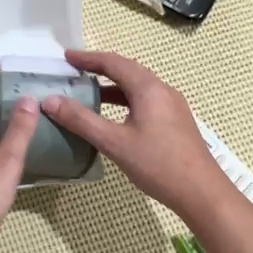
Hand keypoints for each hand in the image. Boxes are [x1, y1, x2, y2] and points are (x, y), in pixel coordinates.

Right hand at [41, 50, 231, 224]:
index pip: (113, 62)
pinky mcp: (176, 120)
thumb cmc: (158, 164)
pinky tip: (114, 116)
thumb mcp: (114, 142)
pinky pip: (146, 99)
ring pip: (137, 86)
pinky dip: (125, 99)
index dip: (88, 58)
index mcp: (148, 88)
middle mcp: (162, 90)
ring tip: (88, 92)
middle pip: (127, 70)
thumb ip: (81, 120)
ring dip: (112, 85)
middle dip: (100, 68)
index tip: (66, 58)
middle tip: (75, 71)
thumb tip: (49, 101)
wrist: (203, 193)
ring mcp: (172, 105)